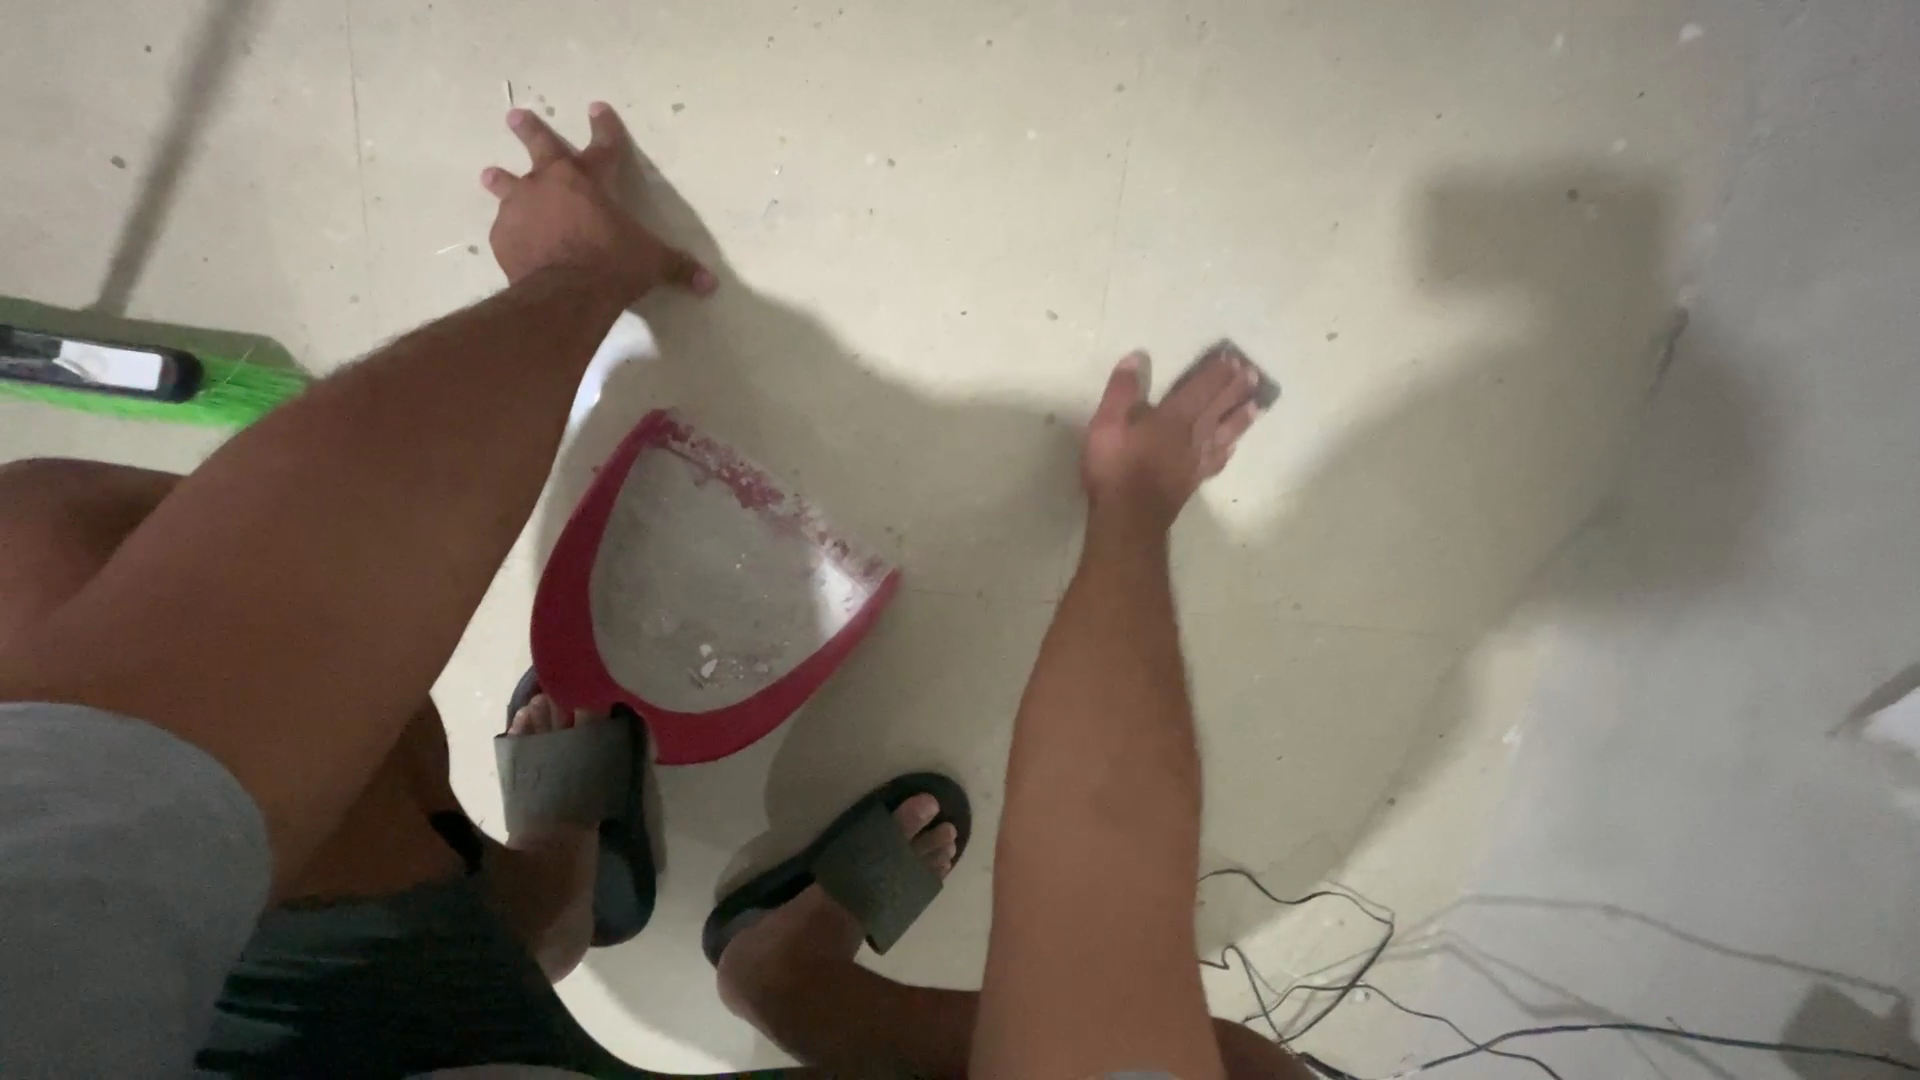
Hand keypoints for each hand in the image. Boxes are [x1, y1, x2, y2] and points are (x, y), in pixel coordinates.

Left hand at [481, 102, 716, 301]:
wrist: (566, 293)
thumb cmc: (614, 265)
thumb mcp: (654, 264)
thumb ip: (679, 269)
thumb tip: (711, 284)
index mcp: (590, 182)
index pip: (604, 149)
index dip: (605, 130)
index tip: (597, 109)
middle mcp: (549, 184)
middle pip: (538, 147)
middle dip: (529, 130)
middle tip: (515, 117)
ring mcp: (521, 208)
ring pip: (506, 185)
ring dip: (500, 179)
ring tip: (491, 175)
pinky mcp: (504, 237)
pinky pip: (506, 230)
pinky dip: (511, 232)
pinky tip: (512, 240)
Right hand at [1081, 345, 1266, 528]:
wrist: (1127, 518)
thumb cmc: (1114, 468)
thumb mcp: (1107, 424)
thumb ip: (1122, 391)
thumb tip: (1136, 358)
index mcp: (1172, 418)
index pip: (1199, 389)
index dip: (1216, 373)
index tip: (1233, 359)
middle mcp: (1190, 436)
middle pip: (1217, 408)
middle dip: (1235, 390)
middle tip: (1254, 375)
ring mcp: (1194, 461)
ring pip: (1223, 434)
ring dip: (1240, 419)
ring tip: (1257, 406)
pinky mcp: (1191, 482)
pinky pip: (1215, 463)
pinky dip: (1226, 452)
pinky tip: (1231, 448)